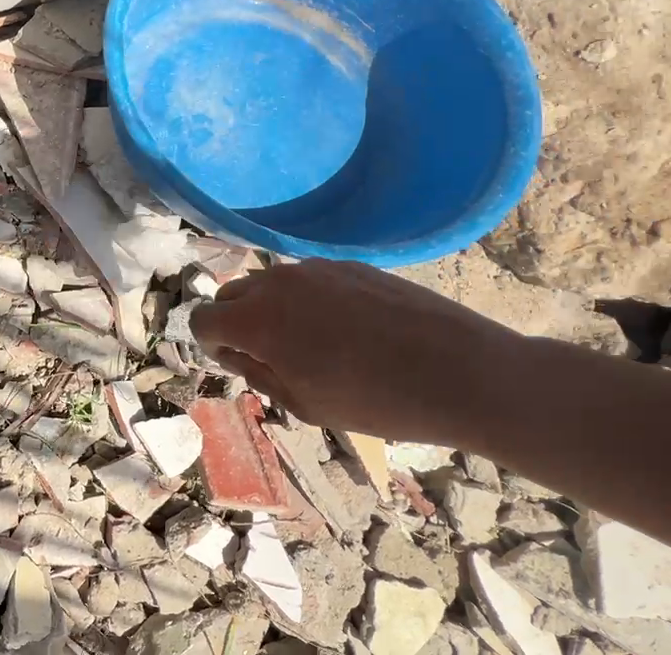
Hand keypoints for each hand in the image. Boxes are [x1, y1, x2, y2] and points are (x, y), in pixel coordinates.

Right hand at [190, 258, 527, 443]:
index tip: (239, 363)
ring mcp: (313, 268)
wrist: (468, 375)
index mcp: (255, 321)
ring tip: (316, 341)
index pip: (201, 319)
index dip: (211, 345)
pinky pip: (309, 278)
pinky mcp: (348, 264)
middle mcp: (275, 283)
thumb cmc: (379, 403)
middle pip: (230, 294)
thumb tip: (236, 354)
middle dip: (237, 322)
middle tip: (272, 354)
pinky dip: (310, 299)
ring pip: (269, 284)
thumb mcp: (305, 405)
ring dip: (273, 308)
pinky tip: (351, 329)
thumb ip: (258, 375)